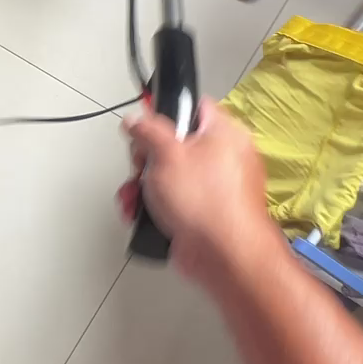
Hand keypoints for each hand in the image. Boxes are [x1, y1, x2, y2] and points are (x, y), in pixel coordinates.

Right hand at [121, 100, 281, 283]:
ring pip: (169, 174)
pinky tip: (142, 213)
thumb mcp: (166, 154)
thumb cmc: (209, 206)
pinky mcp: (204, 211)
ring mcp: (214, 186)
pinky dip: (154, 205)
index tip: (146, 122)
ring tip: (137, 196)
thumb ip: (148, 129)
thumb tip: (137, 120)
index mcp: (223, 133)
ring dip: (144, 185)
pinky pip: (173, 199)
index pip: (193, 106)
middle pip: (174, 142)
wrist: (224, 257)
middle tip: (143, 165)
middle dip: (147, 158)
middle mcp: (223, 157)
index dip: (165, 111)